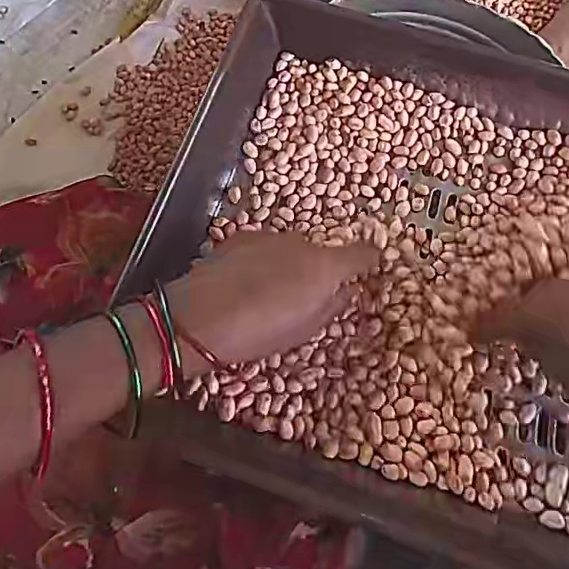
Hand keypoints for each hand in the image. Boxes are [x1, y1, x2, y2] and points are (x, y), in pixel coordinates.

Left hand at [165, 232, 375, 372]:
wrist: (197, 317)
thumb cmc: (258, 332)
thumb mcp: (305, 330)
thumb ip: (332, 305)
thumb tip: (345, 290)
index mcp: (325, 266)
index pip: (362, 252)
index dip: (370, 259)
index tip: (372, 267)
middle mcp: (300, 242)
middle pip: (322, 251)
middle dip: (320, 269)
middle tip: (307, 297)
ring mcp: (268, 236)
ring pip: (291, 248)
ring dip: (289, 264)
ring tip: (270, 294)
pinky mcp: (240, 238)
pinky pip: (265, 248)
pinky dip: (264, 261)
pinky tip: (247, 284)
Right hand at [480, 278, 568, 442]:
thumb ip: (543, 353)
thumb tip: (525, 340)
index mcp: (549, 315)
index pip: (503, 316)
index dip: (483, 326)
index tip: (470, 335)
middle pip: (528, 295)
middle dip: (513, 313)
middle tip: (503, 334)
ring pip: (555, 291)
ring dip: (540, 307)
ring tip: (537, 332)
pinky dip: (567, 308)